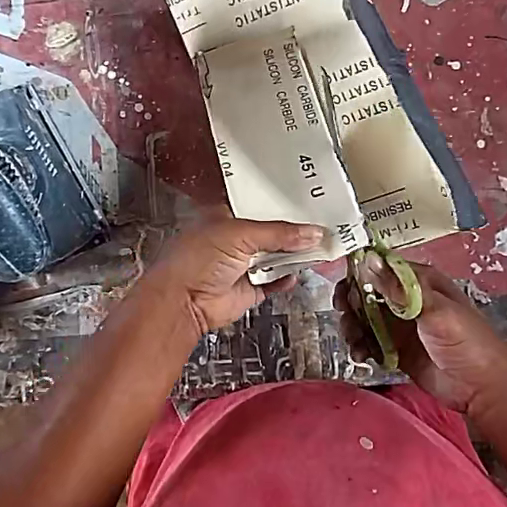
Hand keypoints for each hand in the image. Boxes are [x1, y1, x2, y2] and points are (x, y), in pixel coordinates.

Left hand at [132, 218, 323, 339]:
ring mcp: (241, 264)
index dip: (283, 205)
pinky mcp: (248, 288)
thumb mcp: (238, 234)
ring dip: (295, 256)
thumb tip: (311, 232)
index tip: (311, 204)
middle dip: (296, 233)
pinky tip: (297, 273)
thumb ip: (278, 233)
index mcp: (225, 216)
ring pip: (277, 257)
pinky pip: (274, 282)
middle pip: (273, 233)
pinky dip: (285, 279)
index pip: (260, 206)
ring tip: (320, 250)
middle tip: (324, 229)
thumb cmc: (194, 260)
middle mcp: (234, 239)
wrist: (182, 301)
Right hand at [336, 260, 506, 413]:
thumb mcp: (435, 310)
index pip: (378, 269)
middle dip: (351, 304)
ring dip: (352, 327)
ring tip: (355, 342)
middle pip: (365, 293)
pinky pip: (367, 341)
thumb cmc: (467, 342)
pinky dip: (360, 346)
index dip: (357, 276)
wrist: (484, 389)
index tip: (344, 290)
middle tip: (346, 317)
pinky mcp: (394, 348)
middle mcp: (404, 299)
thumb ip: (399, 287)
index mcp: (417, 282)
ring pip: (362, 318)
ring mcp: (399, 325)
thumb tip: (366, 259)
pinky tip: (361, 355)